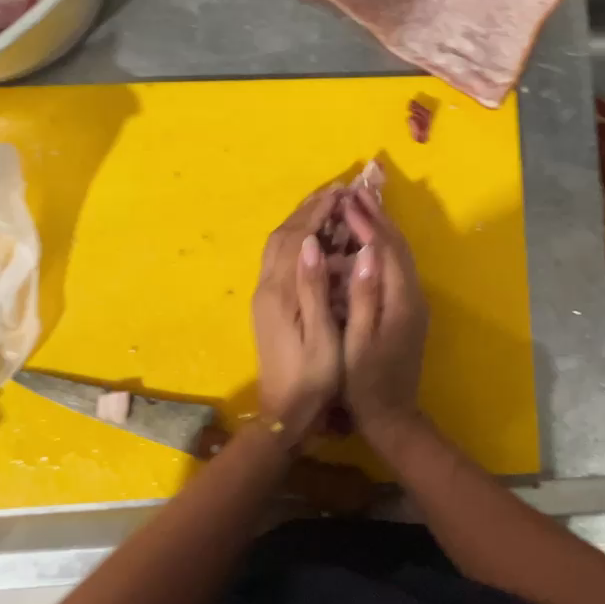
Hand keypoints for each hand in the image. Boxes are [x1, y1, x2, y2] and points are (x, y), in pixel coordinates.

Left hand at [250, 188, 344, 437]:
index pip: (298, 238)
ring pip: (277, 244)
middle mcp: (267, 288)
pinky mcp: (267, 304)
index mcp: (281, 294)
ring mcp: (264, 296)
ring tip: (325, 206)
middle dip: (307, 209)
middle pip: (282, 235)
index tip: (340, 191)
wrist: (284, 413)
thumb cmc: (312, 379)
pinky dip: (295, 238)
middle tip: (335, 190)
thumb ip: (314, 289)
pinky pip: (278, 258)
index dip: (318, 212)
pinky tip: (313, 239)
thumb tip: (313, 244)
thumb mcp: (321, 337)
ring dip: (299, 221)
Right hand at [340, 189, 429, 434]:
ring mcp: (414, 303)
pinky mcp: (409, 310)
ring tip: (360, 208)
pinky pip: (398, 267)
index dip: (368, 222)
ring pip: (401, 255)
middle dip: (377, 217)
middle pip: (398, 246)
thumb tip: (367, 253)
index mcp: (401, 301)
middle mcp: (414, 296)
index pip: (386, 249)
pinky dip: (384, 247)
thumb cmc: (365, 382)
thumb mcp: (358, 342)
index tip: (347, 200)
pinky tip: (368, 243)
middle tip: (354, 193)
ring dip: (382, 230)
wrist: (392, 416)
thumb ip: (364, 296)